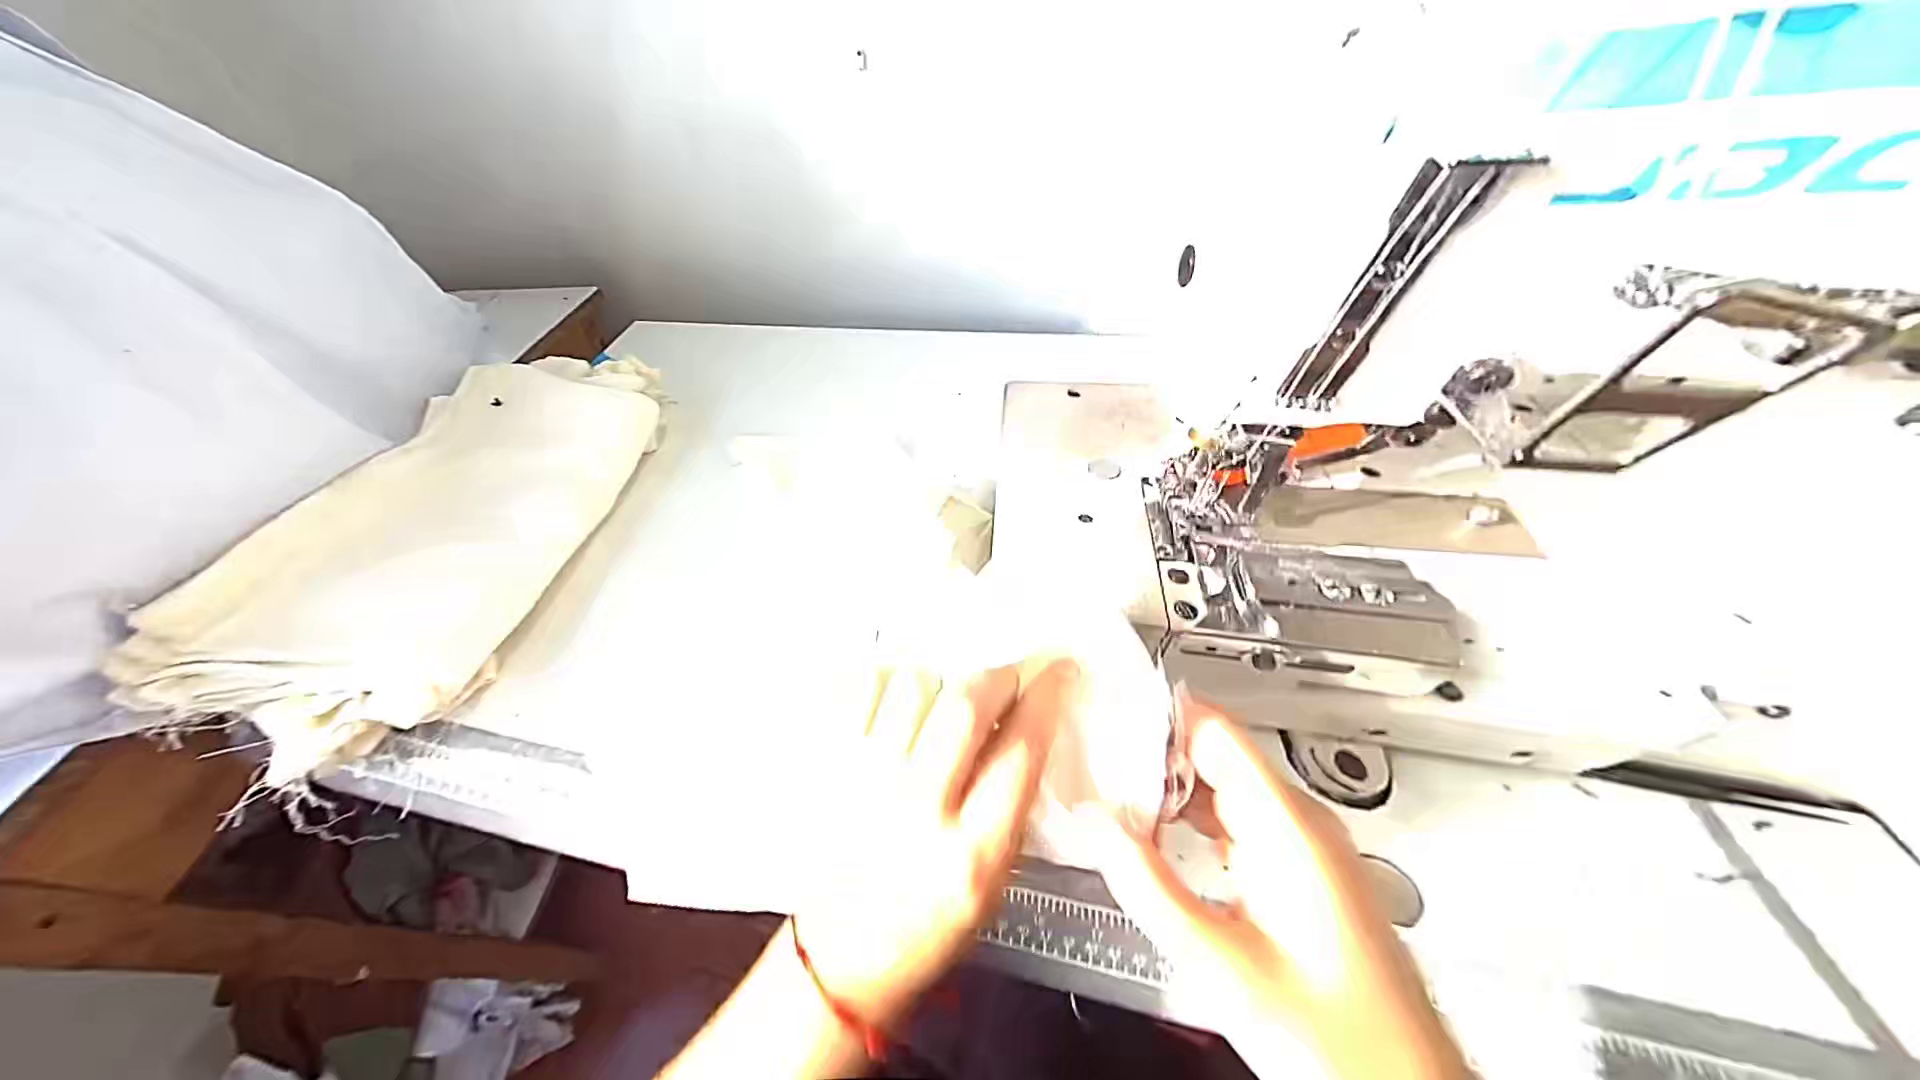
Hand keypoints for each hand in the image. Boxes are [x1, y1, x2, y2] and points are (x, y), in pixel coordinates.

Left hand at [793, 658, 1080, 1027]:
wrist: (839, 955)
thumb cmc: (923, 924)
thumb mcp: (994, 882)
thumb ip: (1013, 801)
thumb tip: (1030, 719)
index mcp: (971, 852)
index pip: (1021, 748)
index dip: (1046, 696)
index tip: (1056, 672)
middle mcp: (915, 810)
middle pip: (965, 704)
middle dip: (997, 677)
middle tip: (1004, 681)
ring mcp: (863, 781)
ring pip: (915, 684)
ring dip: (942, 682)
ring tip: (944, 704)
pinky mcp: (828, 765)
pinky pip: (863, 687)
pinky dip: (888, 682)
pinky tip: (898, 705)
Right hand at [1089, 701, 1469, 1079]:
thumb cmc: (1340, 1038)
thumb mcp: (1219, 961)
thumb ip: (1148, 886)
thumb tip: (1099, 828)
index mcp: (1289, 825)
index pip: (1214, 728)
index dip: (1157, 714)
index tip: (1110, 712)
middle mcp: (1299, 821)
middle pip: (1212, 751)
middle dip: (1149, 753)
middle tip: (1097, 761)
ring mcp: (1300, 843)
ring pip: (1218, 784)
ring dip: (1165, 788)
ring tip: (1114, 797)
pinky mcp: (1293, 867)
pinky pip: (1231, 816)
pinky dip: (1187, 817)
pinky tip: (1156, 837)